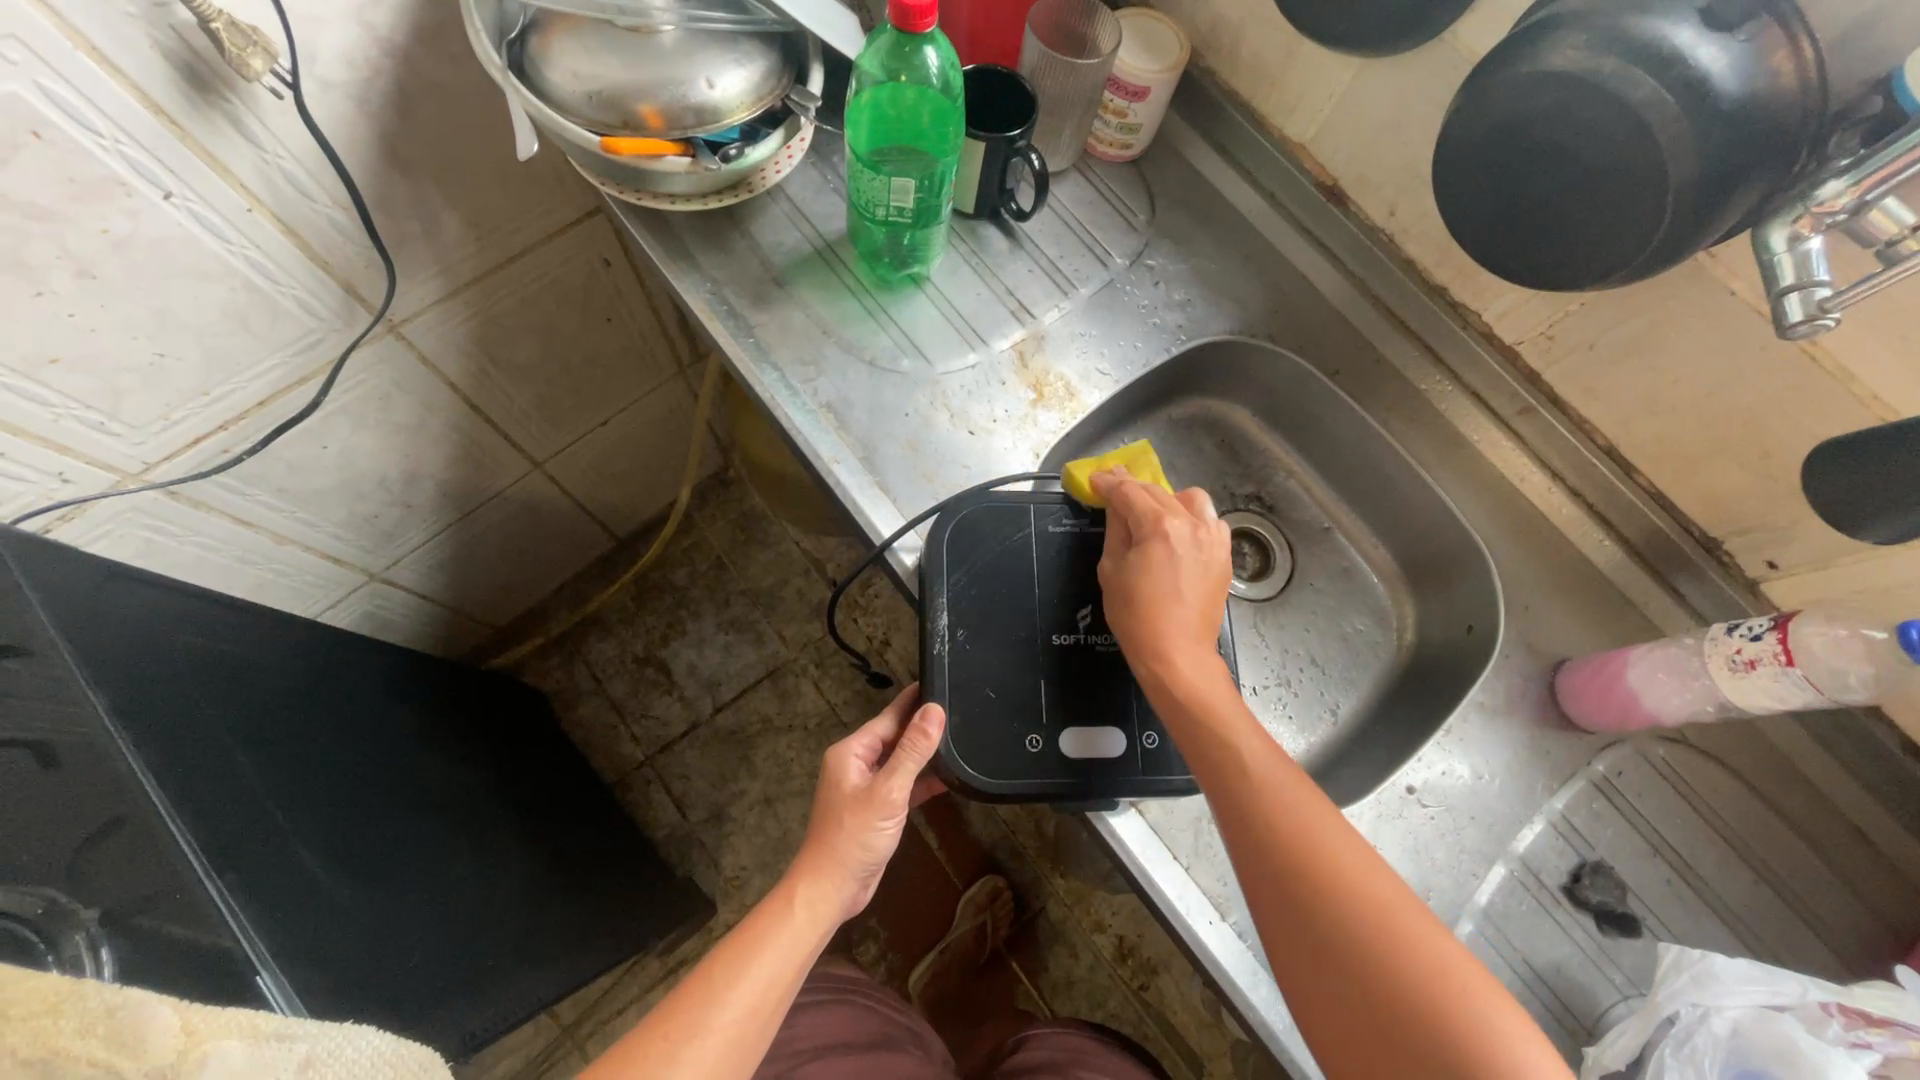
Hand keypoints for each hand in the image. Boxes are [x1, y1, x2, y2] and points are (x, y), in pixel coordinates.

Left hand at [788, 684, 947, 922]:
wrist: (832, 889)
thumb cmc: (854, 837)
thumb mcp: (889, 790)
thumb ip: (913, 750)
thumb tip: (934, 710)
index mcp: (851, 751)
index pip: (889, 717)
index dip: (915, 701)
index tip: (940, 681)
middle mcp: (856, 764)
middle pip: (895, 737)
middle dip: (923, 726)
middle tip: (959, 709)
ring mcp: (865, 788)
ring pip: (900, 762)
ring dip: (925, 755)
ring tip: (960, 739)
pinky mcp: (876, 810)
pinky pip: (902, 786)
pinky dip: (922, 782)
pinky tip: (949, 778)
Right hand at [1091, 467, 1232, 687]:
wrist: (1177, 652)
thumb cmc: (1136, 617)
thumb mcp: (1111, 569)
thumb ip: (1116, 528)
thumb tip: (1115, 503)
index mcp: (1158, 527)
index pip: (1129, 492)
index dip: (1109, 483)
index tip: (1096, 479)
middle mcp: (1190, 523)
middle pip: (1157, 491)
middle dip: (1133, 489)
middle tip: (1115, 492)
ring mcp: (1212, 537)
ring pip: (1189, 498)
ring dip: (1168, 500)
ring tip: (1154, 517)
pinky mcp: (1223, 553)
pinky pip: (1209, 521)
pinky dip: (1193, 519)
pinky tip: (1180, 536)